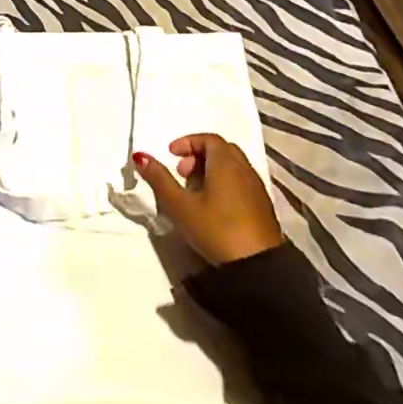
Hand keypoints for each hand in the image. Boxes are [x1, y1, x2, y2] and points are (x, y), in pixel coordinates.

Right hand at [132, 134, 283, 263]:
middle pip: (222, 150)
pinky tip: (213, 206)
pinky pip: (240, 181)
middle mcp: (244, 169)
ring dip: (211, 169)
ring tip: (193, 191)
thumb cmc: (216, 229)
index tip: (171, 154)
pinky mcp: (262, 205)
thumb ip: (160, 179)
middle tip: (181, 172)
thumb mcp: (180, 206)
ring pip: (232, 166)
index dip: (188, 142)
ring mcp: (256, 187)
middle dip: (199, 155)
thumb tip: (140, 156)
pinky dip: (224, 182)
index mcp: (226, 163)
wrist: (257, 264)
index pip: (209, 139)